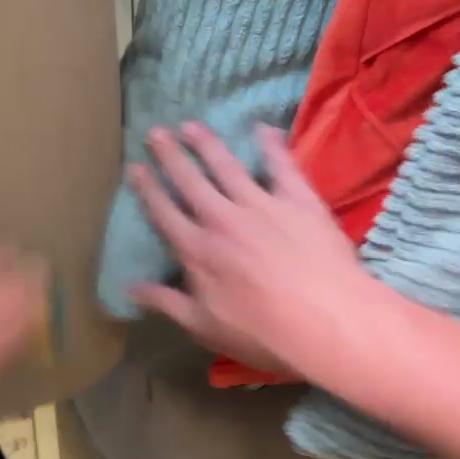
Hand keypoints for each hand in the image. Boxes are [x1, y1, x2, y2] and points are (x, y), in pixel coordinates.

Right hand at [128, 122, 377, 379]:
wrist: (329, 322)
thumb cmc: (263, 333)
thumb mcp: (204, 326)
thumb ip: (166, 303)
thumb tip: (130, 289)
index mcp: (197, 250)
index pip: (164, 212)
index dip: (147, 189)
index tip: (135, 167)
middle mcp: (222, 219)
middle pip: (189, 180)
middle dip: (170, 155)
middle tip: (156, 132)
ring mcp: (261, 206)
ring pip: (227, 166)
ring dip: (207, 144)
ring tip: (191, 125)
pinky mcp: (299, 201)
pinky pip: (282, 167)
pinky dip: (271, 146)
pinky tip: (262, 129)